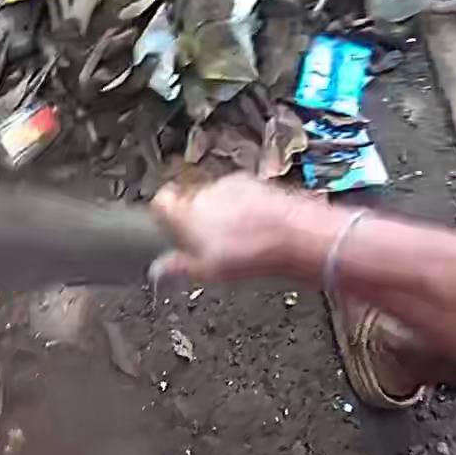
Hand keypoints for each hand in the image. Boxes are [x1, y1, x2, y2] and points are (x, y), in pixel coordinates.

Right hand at [151, 175, 331, 281]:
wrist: (297, 235)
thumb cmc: (251, 254)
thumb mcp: (208, 271)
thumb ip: (179, 267)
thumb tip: (158, 271)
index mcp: (186, 213)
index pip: (160, 202)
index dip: (162, 215)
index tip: (169, 230)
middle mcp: (205, 192)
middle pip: (191, 201)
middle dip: (198, 220)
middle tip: (210, 245)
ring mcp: (233, 184)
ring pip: (218, 198)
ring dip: (223, 214)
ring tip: (239, 242)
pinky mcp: (257, 183)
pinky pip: (242, 195)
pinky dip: (245, 209)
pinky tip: (258, 232)